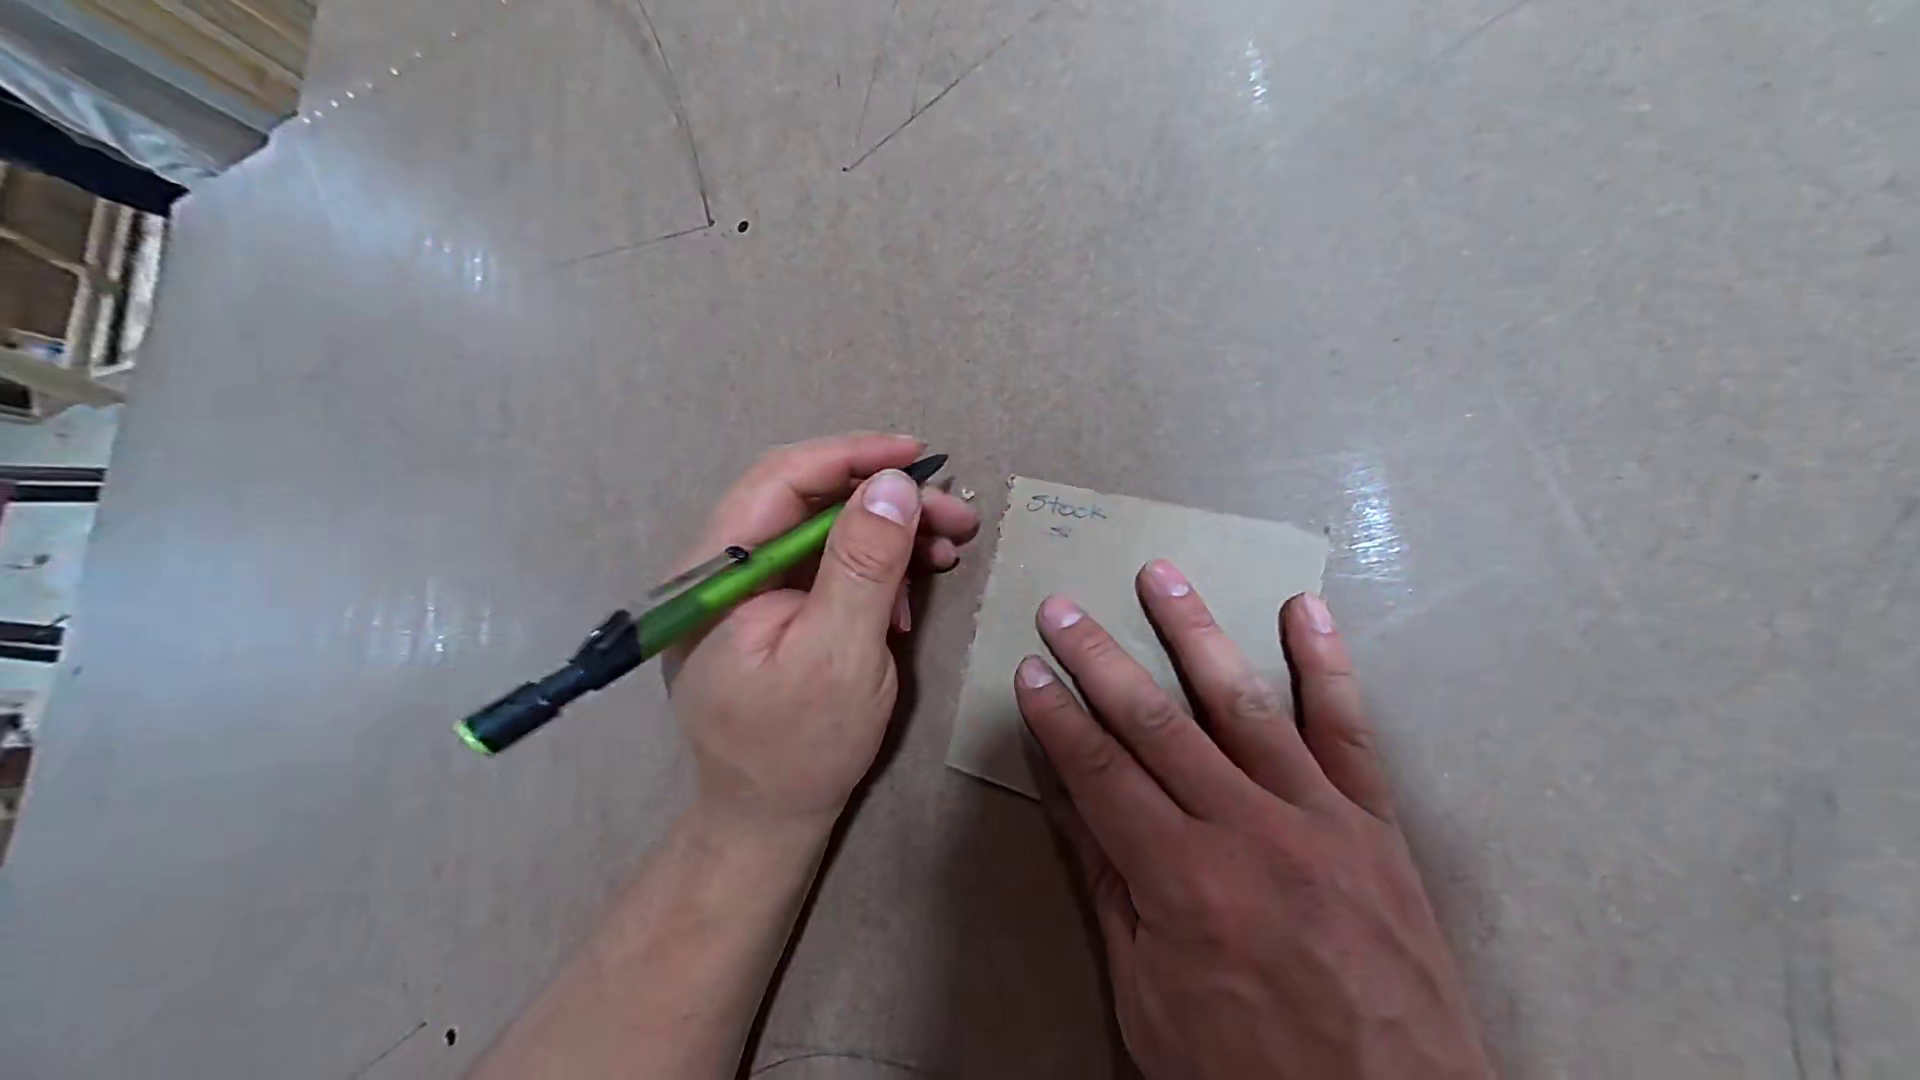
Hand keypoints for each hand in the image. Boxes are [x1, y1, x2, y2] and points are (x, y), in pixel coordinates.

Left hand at [665, 434, 979, 831]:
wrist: (771, 820)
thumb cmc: (800, 748)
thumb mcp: (840, 654)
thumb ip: (863, 564)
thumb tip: (893, 484)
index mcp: (718, 572)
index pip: (781, 480)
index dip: (852, 456)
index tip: (919, 456)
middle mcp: (728, 569)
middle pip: (809, 502)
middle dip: (887, 501)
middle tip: (956, 515)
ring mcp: (754, 591)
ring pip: (827, 533)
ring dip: (891, 534)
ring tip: (948, 548)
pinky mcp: (780, 611)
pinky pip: (832, 569)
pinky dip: (878, 570)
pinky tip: (910, 593)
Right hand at [1015, 562, 1492, 1079]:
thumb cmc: (1246, 1070)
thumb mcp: (1145, 993)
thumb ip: (1104, 881)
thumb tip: (1062, 794)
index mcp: (1182, 879)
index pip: (1098, 771)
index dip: (1056, 716)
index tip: (1029, 669)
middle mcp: (1246, 829)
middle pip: (1154, 721)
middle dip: (1099, 657)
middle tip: (1062, 608)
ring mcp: (1317, 815)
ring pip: (1242, 700)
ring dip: (1193, 632)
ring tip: (1160, 576)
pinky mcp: (1372, 821)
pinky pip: (1348, 729)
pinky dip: (1326, 663)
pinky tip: (1302, 608)